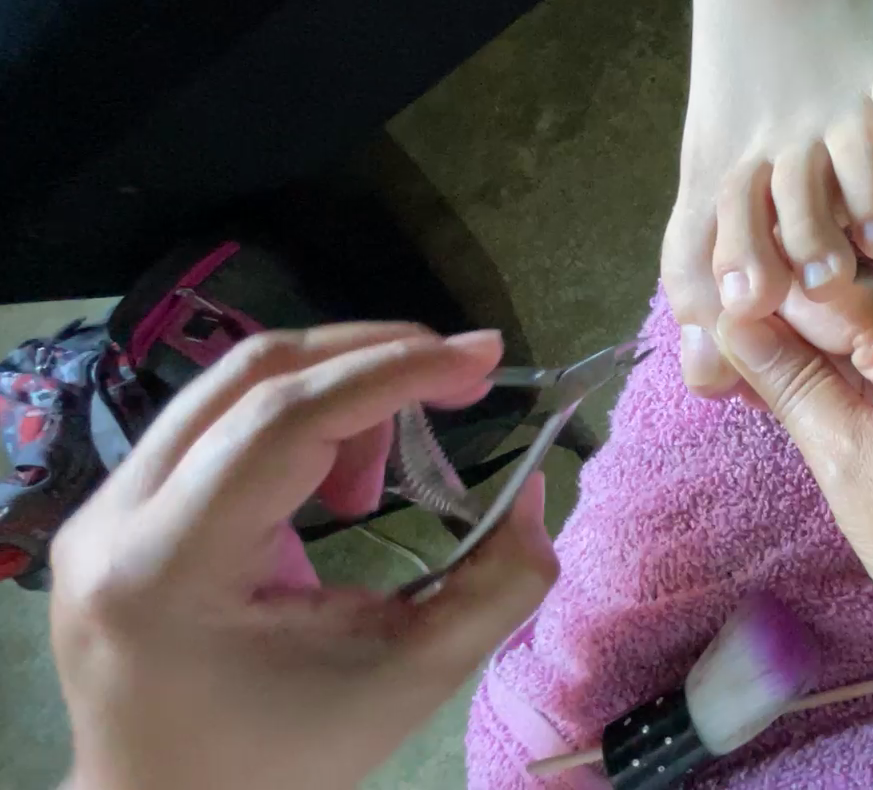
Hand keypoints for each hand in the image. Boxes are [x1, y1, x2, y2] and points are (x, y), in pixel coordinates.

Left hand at [51, 324, 556, 789]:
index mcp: (169, 571)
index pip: (287, 419)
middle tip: (468, 377)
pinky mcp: (132, 505)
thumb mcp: (422, 672)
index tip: (487, 358)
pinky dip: (324, 412)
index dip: (399, 370)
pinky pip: (237, 412)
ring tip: (401, 463)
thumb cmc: (291, 752)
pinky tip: (353, 480)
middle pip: (257, 372)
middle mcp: (115, 522)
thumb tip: (532, 488)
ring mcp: (110, 508)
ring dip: (355, 386)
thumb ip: (505, 579)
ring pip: (246, 379)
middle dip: (382, 353)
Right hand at [715, 280, 872, 666]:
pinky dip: (838, 375)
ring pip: (856, 331)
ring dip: (801, 354)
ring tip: (736, 384)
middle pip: (838, 302)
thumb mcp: (851, 463)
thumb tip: (733, 322)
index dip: (752, 306)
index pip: (817, 288)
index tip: (695, 339)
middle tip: (707, 369)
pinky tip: (794, 393)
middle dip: (772, 329)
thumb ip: (793, 383)